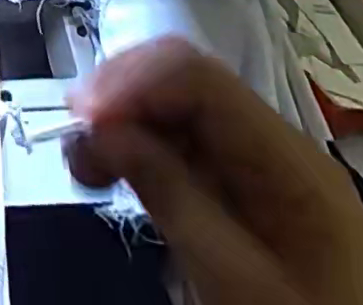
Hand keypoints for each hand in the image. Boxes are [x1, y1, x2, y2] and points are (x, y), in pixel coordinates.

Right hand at [66, 37, 362, 304]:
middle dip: (127, 91)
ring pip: (185, 107)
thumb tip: (106, 130)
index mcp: (287, 156)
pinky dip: (148, 145)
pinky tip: (119, 163)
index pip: (201, 79)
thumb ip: (171, 198)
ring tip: (86, 151)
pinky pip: (191, 144)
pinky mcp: (250, 186)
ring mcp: (263, 162)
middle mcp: (275, 142)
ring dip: (131, 116)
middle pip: (191, 81)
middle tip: (75, 129)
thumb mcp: (235, 282)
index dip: (135, 81)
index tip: (83, 115)